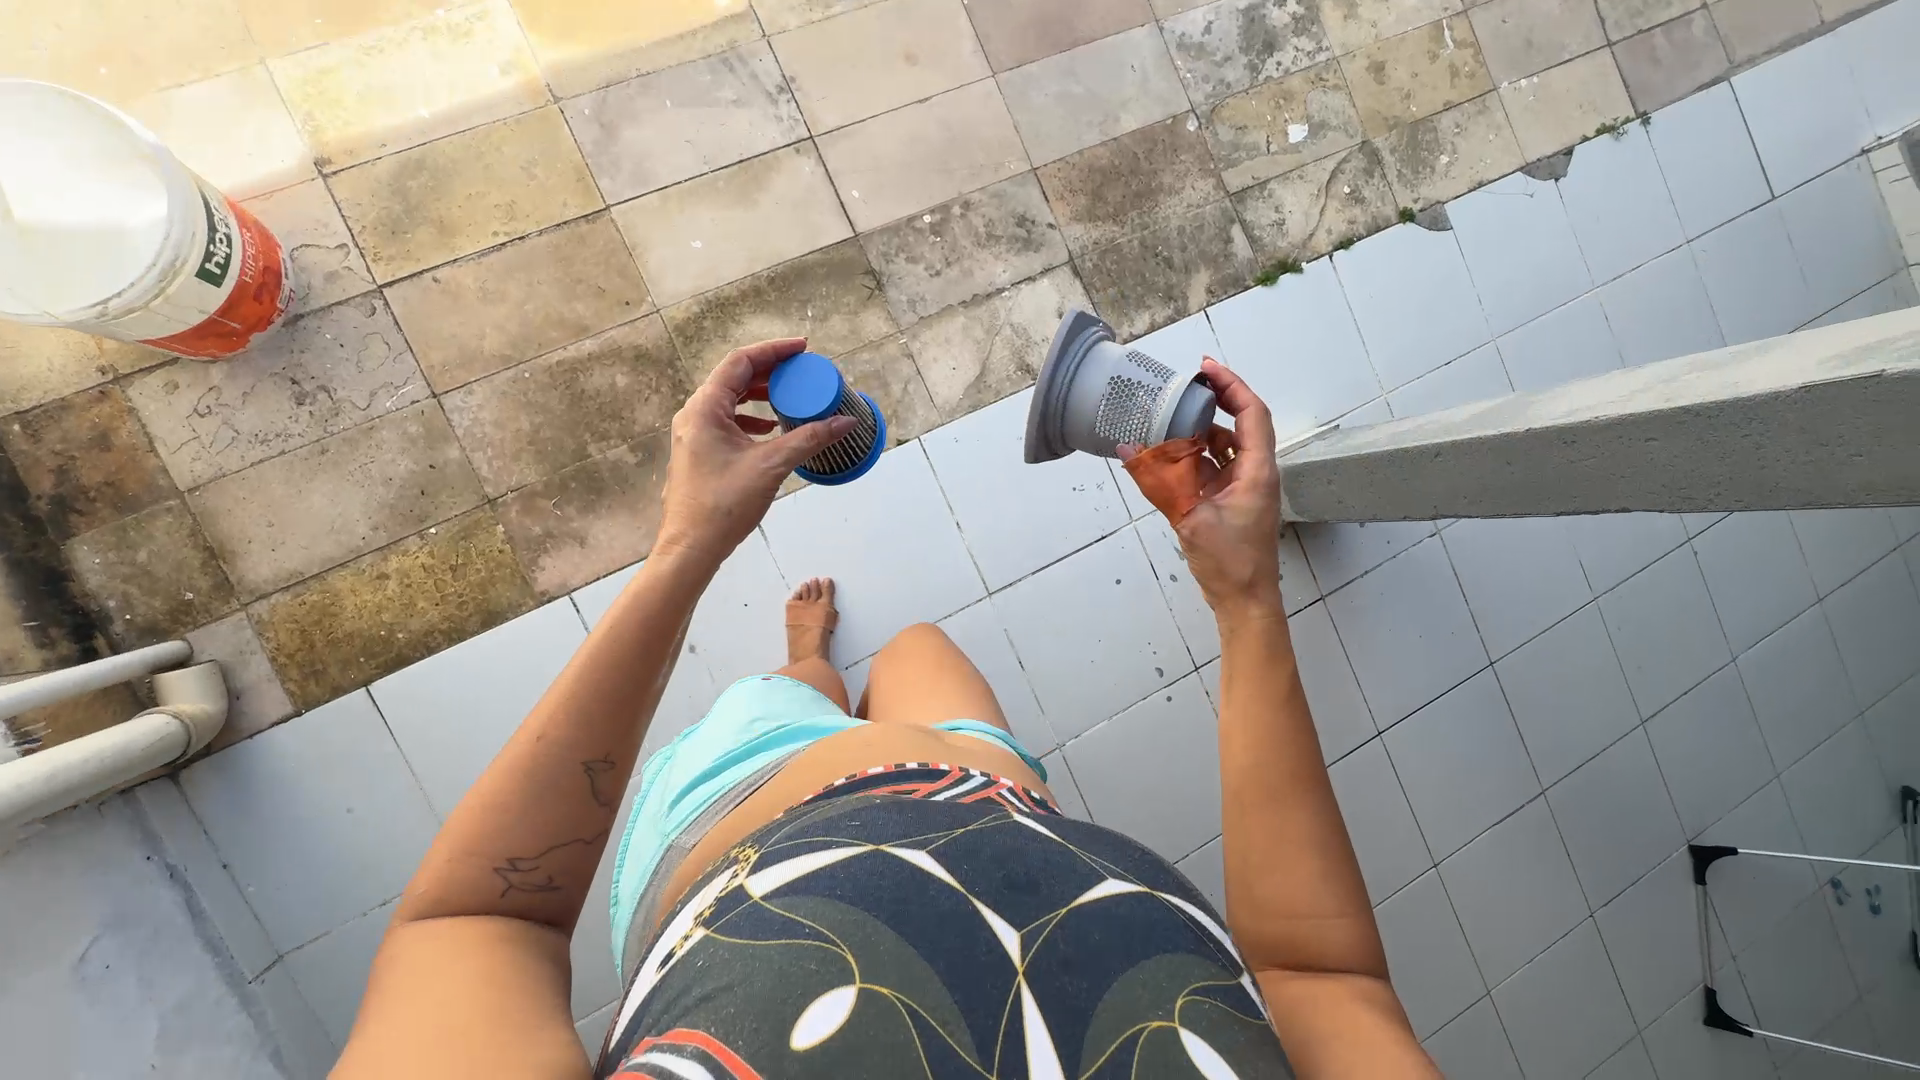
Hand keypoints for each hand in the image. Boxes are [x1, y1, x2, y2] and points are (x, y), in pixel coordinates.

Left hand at [653, 338, 855, 568]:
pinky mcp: (698, 452)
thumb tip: (844, 422)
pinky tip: (769, 429)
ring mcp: (693, 433)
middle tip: (800, 370)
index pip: (740, 362)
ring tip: (788, 396)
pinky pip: (726, 421)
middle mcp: (694, 414)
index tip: (802, 349)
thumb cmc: (723, 505)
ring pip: (729, 400)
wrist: (691, 546)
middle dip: (769, 371)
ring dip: (759, 394)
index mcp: (705, 408)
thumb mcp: (771, 466)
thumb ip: (809, 439)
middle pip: (733, 377)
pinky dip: (750, 417)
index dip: (773, 351)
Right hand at [1121, 359, 1282, 620]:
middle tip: (1183, 387)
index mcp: (1257, 471)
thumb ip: (1158, 481)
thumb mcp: (1189, 518)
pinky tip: (1169, 456)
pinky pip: (1214, 469)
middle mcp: (1254, 473)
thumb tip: (1126, 450)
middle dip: (1214, 401)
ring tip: (1170, 418)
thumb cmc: (1229, 561)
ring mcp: (1243, 489)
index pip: (1251, 413)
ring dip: (1200, 431)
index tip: (1205, 368)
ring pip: (1225, 447)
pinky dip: (1194, 458)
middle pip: (1240, 424)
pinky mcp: (1230, 503)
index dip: (1231, 385)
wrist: (1245, 601)